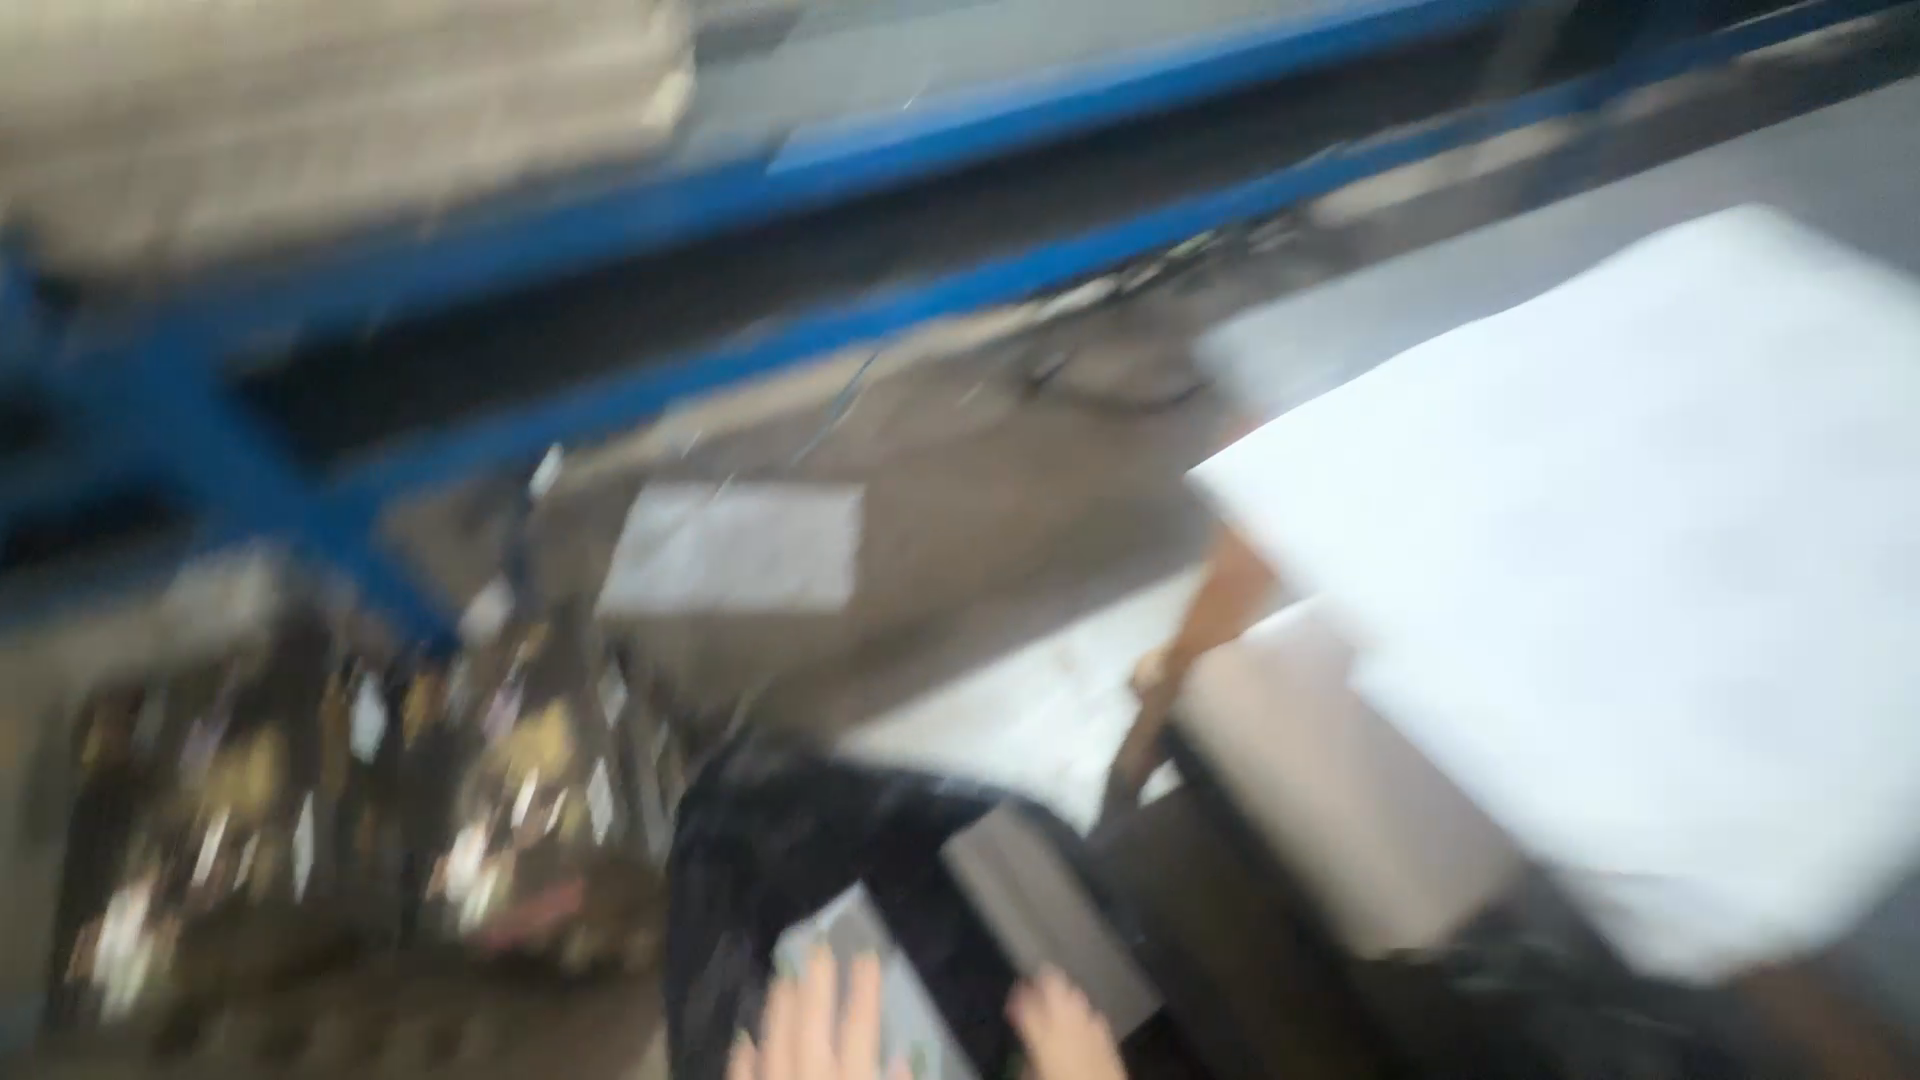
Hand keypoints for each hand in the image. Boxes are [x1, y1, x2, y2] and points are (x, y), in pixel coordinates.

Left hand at [732, 948, 904, 1079]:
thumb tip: (902, 1060)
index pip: (859, 1027)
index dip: (864, 988)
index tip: (866, 953)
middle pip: (812, 1026)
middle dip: (815, 983)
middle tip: (818, 945)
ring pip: (775, 1047)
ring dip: (779, 1011)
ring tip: (783, 977)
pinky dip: (743, 1060)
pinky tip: (744, 1039)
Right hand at [1007, 969, 1126, 1079]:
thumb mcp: (1034, 1076)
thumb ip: (1028, 1058)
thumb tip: (1028, 1054)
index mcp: (1043, 1034)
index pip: (1025, 1004)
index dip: (1016, 998)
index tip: (1012, 1003)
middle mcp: (1066, 1021)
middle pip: (1053, 982)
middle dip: (1042, 979)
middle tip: (1034, 985)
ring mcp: (1089, 1024)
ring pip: (1075, 993)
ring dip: (1064, 994)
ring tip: (1057, 1001)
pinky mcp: (1107, 1034)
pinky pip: (1093, 1014)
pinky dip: (1085, 1015)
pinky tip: (1082, 1025)